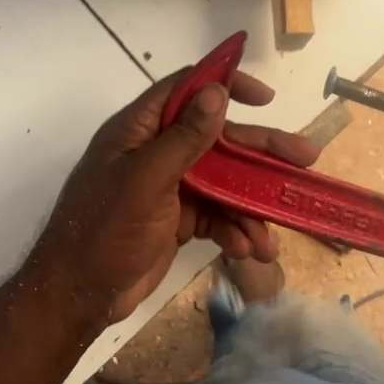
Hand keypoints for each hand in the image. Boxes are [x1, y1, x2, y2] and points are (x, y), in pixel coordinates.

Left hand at [25, 68, 317, 325]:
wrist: (77, 297)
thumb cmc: (104, 230)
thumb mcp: (146, 179)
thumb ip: (184, 137)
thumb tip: (216, 90)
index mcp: (140, 129)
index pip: (187, 90)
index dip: (226, 85)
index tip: (265, 97)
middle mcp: (156, 151)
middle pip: (218, 139)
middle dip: (260, 153)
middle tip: (306, 157)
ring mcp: (168, 186)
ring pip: (223, 182)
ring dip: (249, 207)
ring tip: (274, 234)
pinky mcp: (176, 219)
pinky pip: (215, 215)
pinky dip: (233, 230)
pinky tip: (249, 250)